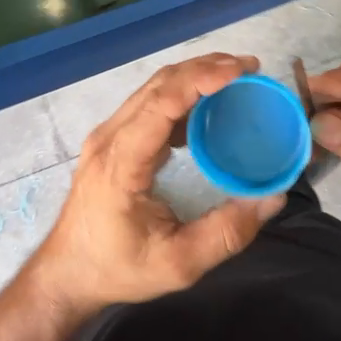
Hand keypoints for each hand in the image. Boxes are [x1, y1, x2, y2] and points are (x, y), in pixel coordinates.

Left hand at [25, 53, 285, 317]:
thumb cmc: (118, 269)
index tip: (239, 70)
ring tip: (236, 76)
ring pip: (152, 89)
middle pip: (158, 85)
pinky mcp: (112, 141)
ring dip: (193, 76)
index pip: (160, 103)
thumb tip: (272, 198)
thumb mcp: (179, 264)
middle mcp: (109, 138)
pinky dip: (181, 94)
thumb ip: (226, 233)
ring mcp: (107, 136)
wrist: (68, 273)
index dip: (199, 79)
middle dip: (204, 68)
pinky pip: (148, 104)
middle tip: (250, 68)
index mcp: (121, 163)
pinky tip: (209, 103)